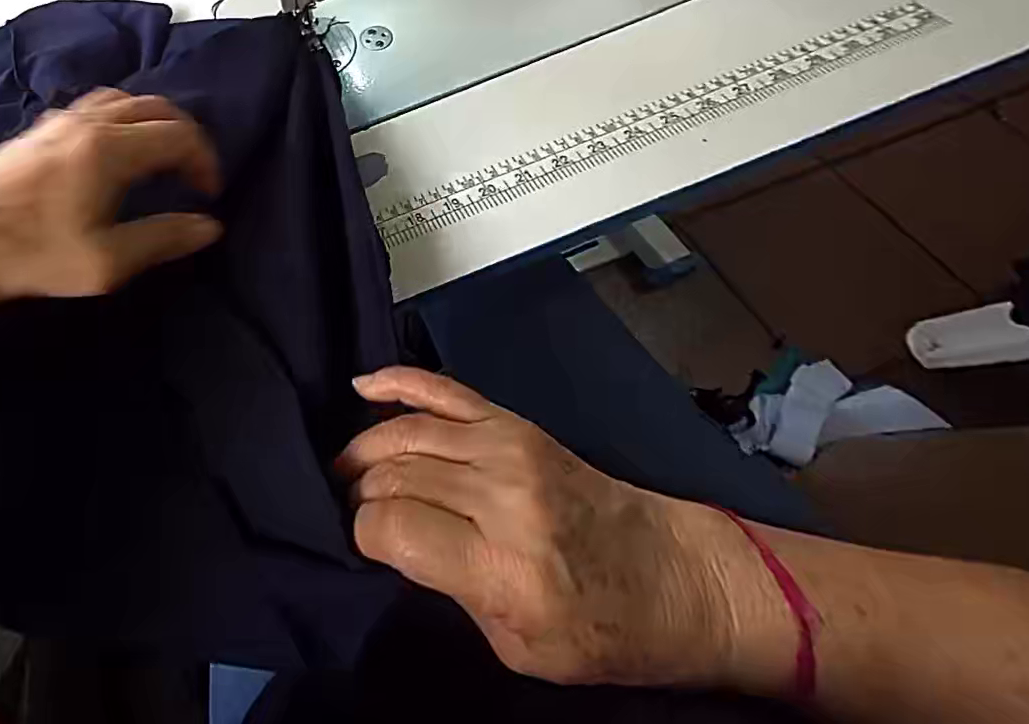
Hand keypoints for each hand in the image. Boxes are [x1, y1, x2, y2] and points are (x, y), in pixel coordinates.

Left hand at [0, 88, 223, 343]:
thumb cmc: (29, 254)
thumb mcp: (104, 262)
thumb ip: (162, 239)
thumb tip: (209, 226)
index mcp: (110, 148)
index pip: (178, 135)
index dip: (204, 160)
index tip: (208, 192)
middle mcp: (87, 122)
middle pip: (154, 107)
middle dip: (184, 135)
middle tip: (191, 172)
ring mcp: (57, 121)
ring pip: (122, 100)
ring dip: (151, 121)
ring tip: (158, 157)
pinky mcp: (35, 130)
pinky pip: (93, 107)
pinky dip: (120, 118)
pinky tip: (111, 151)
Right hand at [337, 367, 783, 688]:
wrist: (678, 577)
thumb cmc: (602, 630)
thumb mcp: (518, 647)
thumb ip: (445, 587)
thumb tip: (386, 535)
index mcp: (504, 567)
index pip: (390, 527)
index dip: (362, 532)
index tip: (366, 542)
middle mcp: (501, 497)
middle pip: (390, 476)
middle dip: (359, 492)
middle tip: (352, 507)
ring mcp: (506, 447)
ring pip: (401, 433)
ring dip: (364, 450)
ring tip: (349, 470)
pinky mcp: (510, 422)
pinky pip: (438, 389)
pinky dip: (395, 382)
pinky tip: (361, 387)